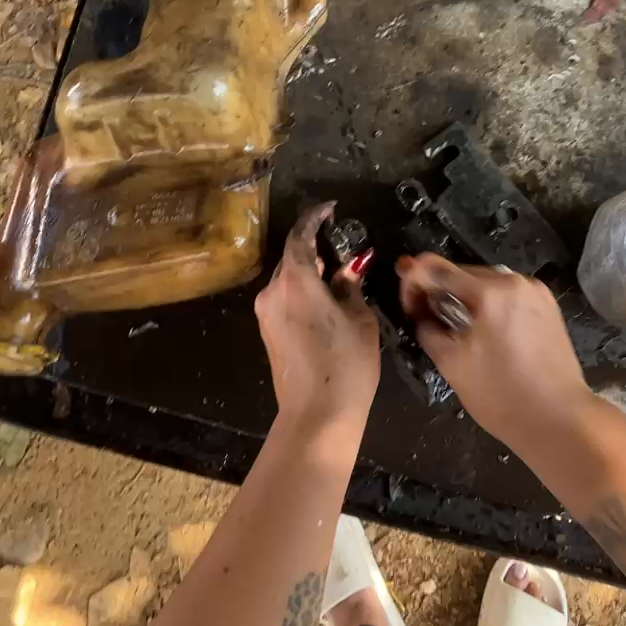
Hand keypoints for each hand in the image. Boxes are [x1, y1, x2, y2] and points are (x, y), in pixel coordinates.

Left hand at [254, 203, 379, 436]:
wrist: (317, 416)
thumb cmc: (345, 364)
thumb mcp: (359, 319)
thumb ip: (351, 285)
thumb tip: (350, 267)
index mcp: (295, 280)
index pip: (300, 236)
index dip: (315, 219)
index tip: (330, 210)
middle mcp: (273, 290)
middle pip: (292, 257)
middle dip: (315, 248)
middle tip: (342, 247)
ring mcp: (266, 312)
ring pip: (288, 279)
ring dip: (310, 271)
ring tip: (339, 275)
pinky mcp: (267, 331)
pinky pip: (285, 298)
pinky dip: (303, 290)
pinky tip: (325, 300)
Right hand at [397, 254, 593, 447]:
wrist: (561, 421)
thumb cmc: (501, 396)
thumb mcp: (451, 363)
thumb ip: (427, 326)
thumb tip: (420, 311)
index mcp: (490, 291)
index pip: (435, 268)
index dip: (412, 279)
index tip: (405, 302)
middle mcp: (515, 281)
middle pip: (461, 273)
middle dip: (439, 291)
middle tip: (425, 319)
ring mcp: (535, 291)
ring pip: (484, 283)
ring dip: (463, 297)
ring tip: (455, 328)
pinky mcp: (548, 306)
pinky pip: (506, 295)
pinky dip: (488, 305)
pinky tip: (483, 330)